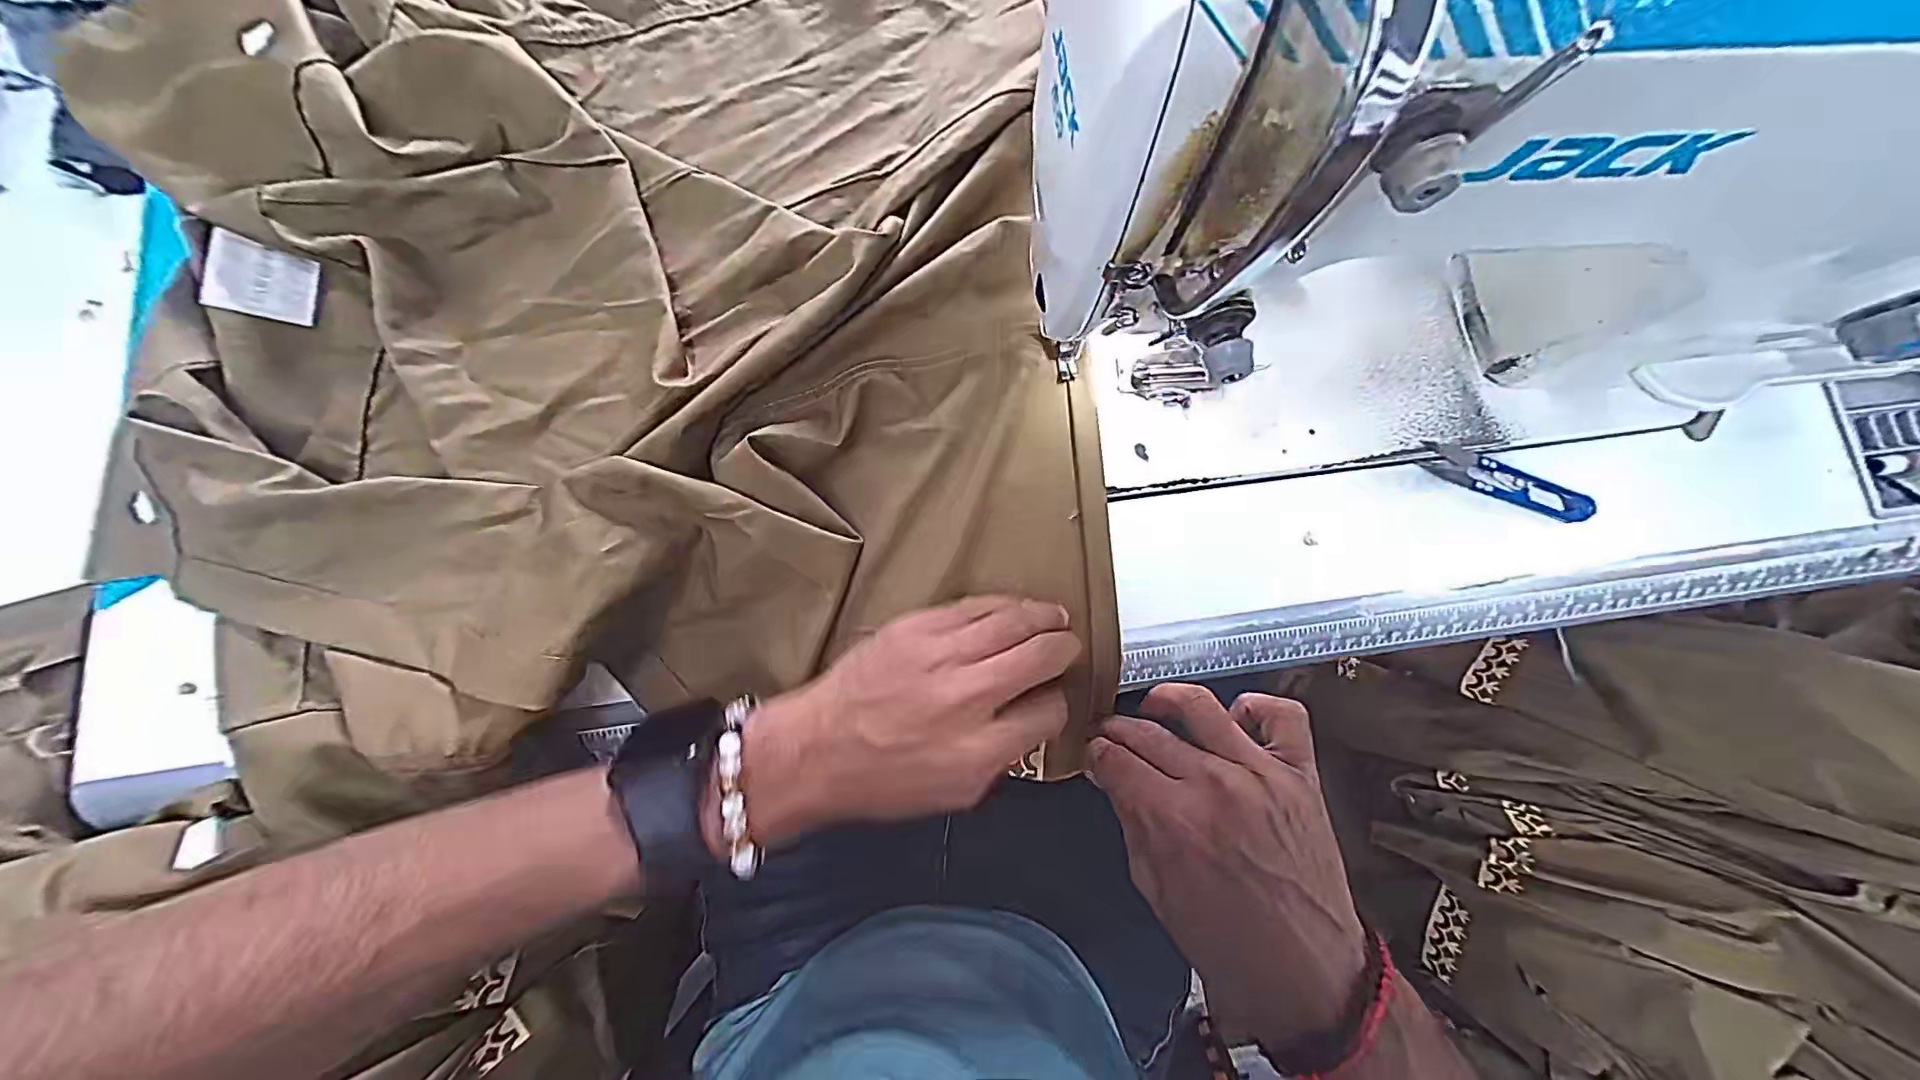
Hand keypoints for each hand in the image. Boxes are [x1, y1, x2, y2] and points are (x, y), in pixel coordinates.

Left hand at [738, 596, 1081, 843]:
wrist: (817, 746)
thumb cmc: (880, 777)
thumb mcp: (955, 791)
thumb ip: (1003, 756)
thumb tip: (1031, 721)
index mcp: (981, 748)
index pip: (1048, 711)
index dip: (1060, 702)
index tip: (1055, 696)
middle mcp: (967, 695)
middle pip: (1041, 655)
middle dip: (1065, 648)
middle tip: (1070, 646)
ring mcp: (941, 654)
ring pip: (1014, 620)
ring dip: (1044, 616)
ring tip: (1056, 616)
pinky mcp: (917, 626)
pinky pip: (976, 605)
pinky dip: (1003, 604)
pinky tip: (1013, 607)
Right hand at [1088, 684, 1367, 1047]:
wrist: (1308, 977)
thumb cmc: (1229, 945)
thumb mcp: (1154, 889)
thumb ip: (1130, 822)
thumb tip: (1112, 779)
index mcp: (1173, 820)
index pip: (1114, 757)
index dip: (1095, 752)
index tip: (1094, 754)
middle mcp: (1214, 786)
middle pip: (1145, 731)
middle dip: (1116, 729)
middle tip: (1111, 736)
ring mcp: (1262, 775)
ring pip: (1201, 704)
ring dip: (1166, 699)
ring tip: (1156, 707)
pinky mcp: (1301, 776)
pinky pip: (1281, 716)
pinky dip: (1254, 707)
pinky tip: (1234, 720)